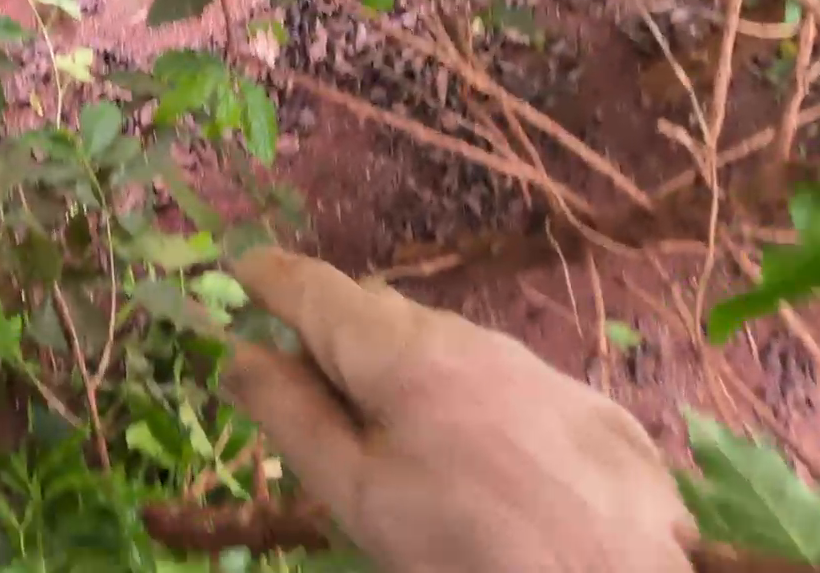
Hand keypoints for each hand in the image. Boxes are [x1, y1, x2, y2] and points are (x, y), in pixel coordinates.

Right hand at [224, 247, 693, 572]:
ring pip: (432, 340)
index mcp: (400, 351)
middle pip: (370, 311)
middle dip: (330, 335)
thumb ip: (290, 415)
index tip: (237, 274)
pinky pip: (490, 372)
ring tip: (398, 440)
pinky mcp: (582, 400)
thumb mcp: (360, 498)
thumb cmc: (474, 557)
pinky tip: (480, 461)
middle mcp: (464, 334)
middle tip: (313, 397)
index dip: (267, 275)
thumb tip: (238, 355)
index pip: (312, 285)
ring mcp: (530, 362)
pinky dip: (456, 392)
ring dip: (394, 365)